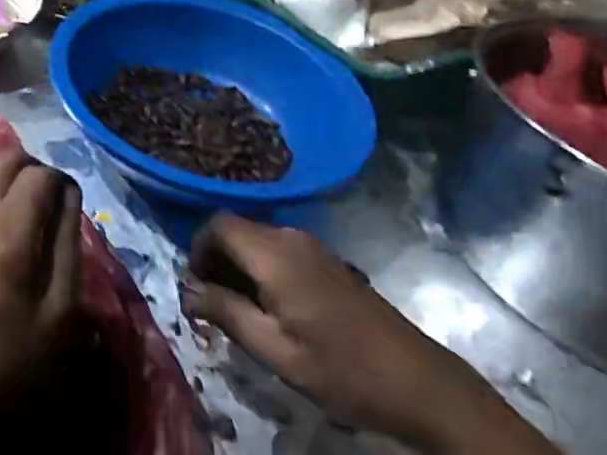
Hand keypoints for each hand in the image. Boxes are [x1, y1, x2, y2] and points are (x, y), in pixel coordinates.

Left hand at [0, 150, 81, 454]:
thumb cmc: (6, 353)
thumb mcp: (57, 307)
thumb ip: (67, 241)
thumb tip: (69, 194)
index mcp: (8, 231)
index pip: (41, 174)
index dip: (62, 181)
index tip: (70, 202)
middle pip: (8, 156)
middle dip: (35, 167)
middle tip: (48, 198)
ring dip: (9, 173)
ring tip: (25, 205)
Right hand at [182, 215, 557, 454]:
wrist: (418, 381)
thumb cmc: (341, 369)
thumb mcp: (275, 351)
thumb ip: (227, 313)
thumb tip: (188, 290)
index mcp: (274, 254)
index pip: (218, 225)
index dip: (197, 249)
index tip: (196, 286)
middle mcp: (290, 237)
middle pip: (236, 229)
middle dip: (216, 259)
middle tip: (213, 304)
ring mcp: (312, 246)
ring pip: (257, 239)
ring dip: (239, 266)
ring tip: (240, 310)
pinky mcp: (326, 260)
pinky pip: (278, 250)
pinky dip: (262, 269)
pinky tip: (272, 308)